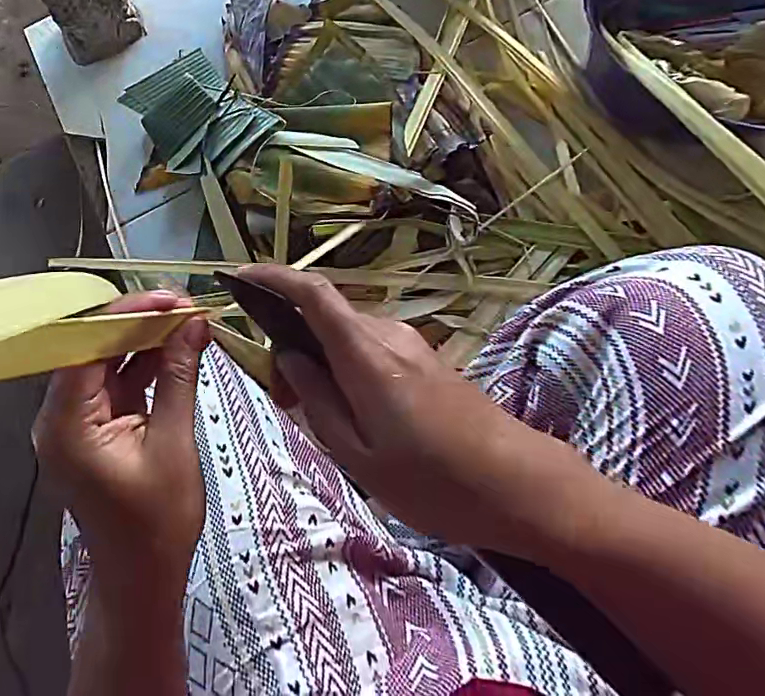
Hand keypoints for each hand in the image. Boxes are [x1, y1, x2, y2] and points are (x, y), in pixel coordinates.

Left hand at [32, 290, 210, 597]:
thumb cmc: (157, 524)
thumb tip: (194, 323)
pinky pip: (112, 382)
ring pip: (103, 362)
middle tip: (183, 304)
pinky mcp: (89, 426)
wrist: (142, 581)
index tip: (170, 298)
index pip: (87, 346)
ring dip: (141, 340)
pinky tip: (172, 344)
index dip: (127, 314)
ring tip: (183, 318)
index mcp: (65, 423)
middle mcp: (58, 415)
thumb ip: (178, 376)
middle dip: (137, 322)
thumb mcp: (173, 444)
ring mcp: (72, 420)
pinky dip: (140, 364)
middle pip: (92, 349)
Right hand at [242, 264, 607, 559]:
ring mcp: (408, 343)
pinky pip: (366, 347)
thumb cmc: (437, 482)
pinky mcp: (422, 358)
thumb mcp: (360, 456)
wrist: (526, 487)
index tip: (239, 278)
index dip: (272, 277)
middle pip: (323, 316)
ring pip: (343, 334)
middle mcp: (386, 335)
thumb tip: (287, 356)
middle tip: (280, 393)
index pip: (312, 294)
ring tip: (313, 409)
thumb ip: (316, 400)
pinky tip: (349, 409)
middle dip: (289, 339)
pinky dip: (342, 364)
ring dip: (318, 357)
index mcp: (366, 355)